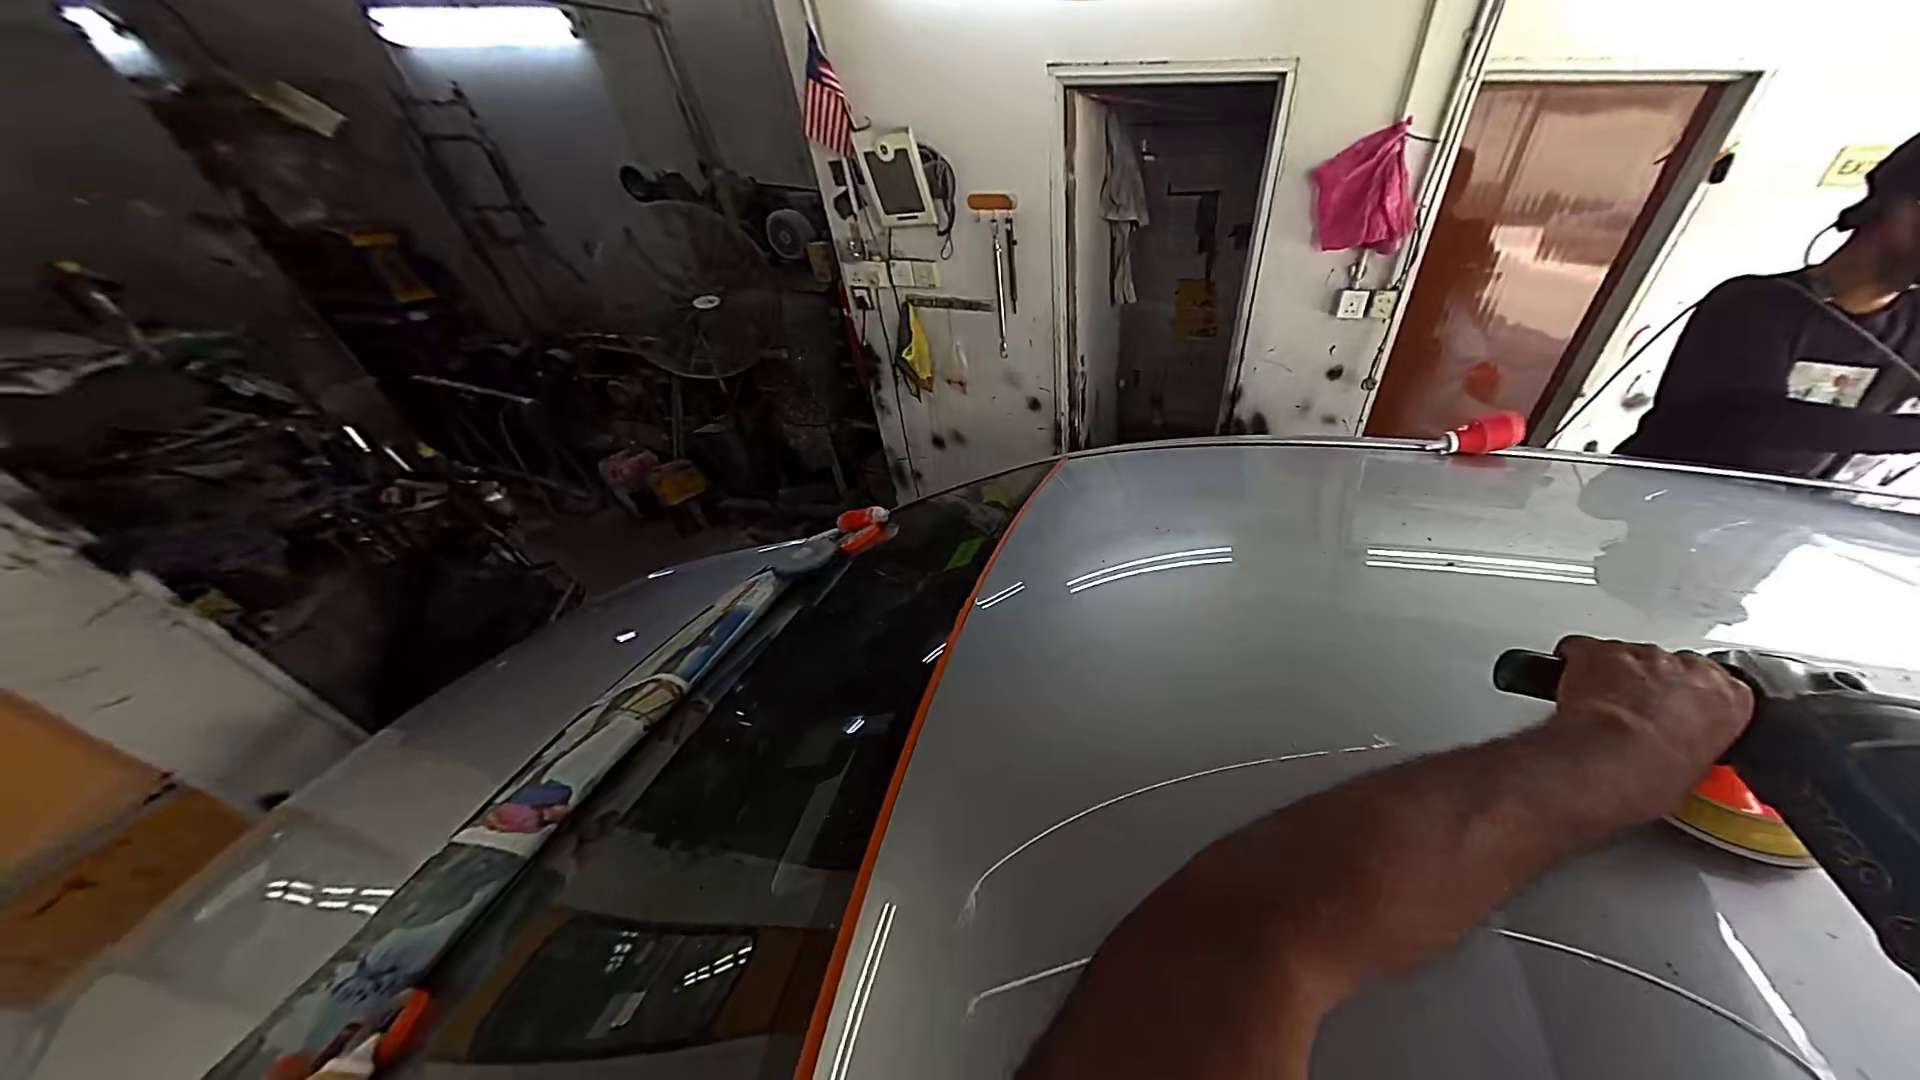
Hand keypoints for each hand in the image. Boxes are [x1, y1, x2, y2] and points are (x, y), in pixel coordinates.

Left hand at [1547, 636, 1753, 819]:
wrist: (1622, 751)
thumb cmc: (1660, 764)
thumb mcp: (1705, 757)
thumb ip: (1697, 734)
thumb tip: (1675, 742)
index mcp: (1729, 693)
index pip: (1708, 681)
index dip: (1680, 694)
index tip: (1665, 705)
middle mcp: (1686, 666)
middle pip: (1662, 664)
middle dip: (1643, 681)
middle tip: (1625, 704)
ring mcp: (1638, 655)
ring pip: (1621, 654)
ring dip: (1608, 671)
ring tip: (1594, 698)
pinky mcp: (1596, 650)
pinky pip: (1578, 647)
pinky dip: (1572, 659)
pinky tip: (1567, 677)